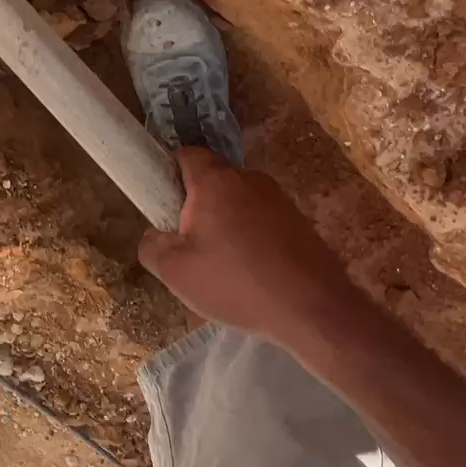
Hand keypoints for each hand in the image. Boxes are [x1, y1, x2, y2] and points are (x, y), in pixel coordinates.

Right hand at [139, 147, 365, 344]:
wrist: (314, 311)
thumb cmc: (236, 284)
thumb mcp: (174, 271)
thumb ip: (151, 245)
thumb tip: (155, 235)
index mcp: (216, 182)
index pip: (186, 155)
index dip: (169, 174)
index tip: (163, 205)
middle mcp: (250, 180)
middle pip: (212, 180)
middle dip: (196, 206)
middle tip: (188, 244)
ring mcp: (280, 200)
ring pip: (237, 202)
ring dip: (225, 224)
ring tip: (221, 265)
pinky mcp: (300, 223)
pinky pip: (261, 221)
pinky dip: (250, 239)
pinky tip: (250, 274)